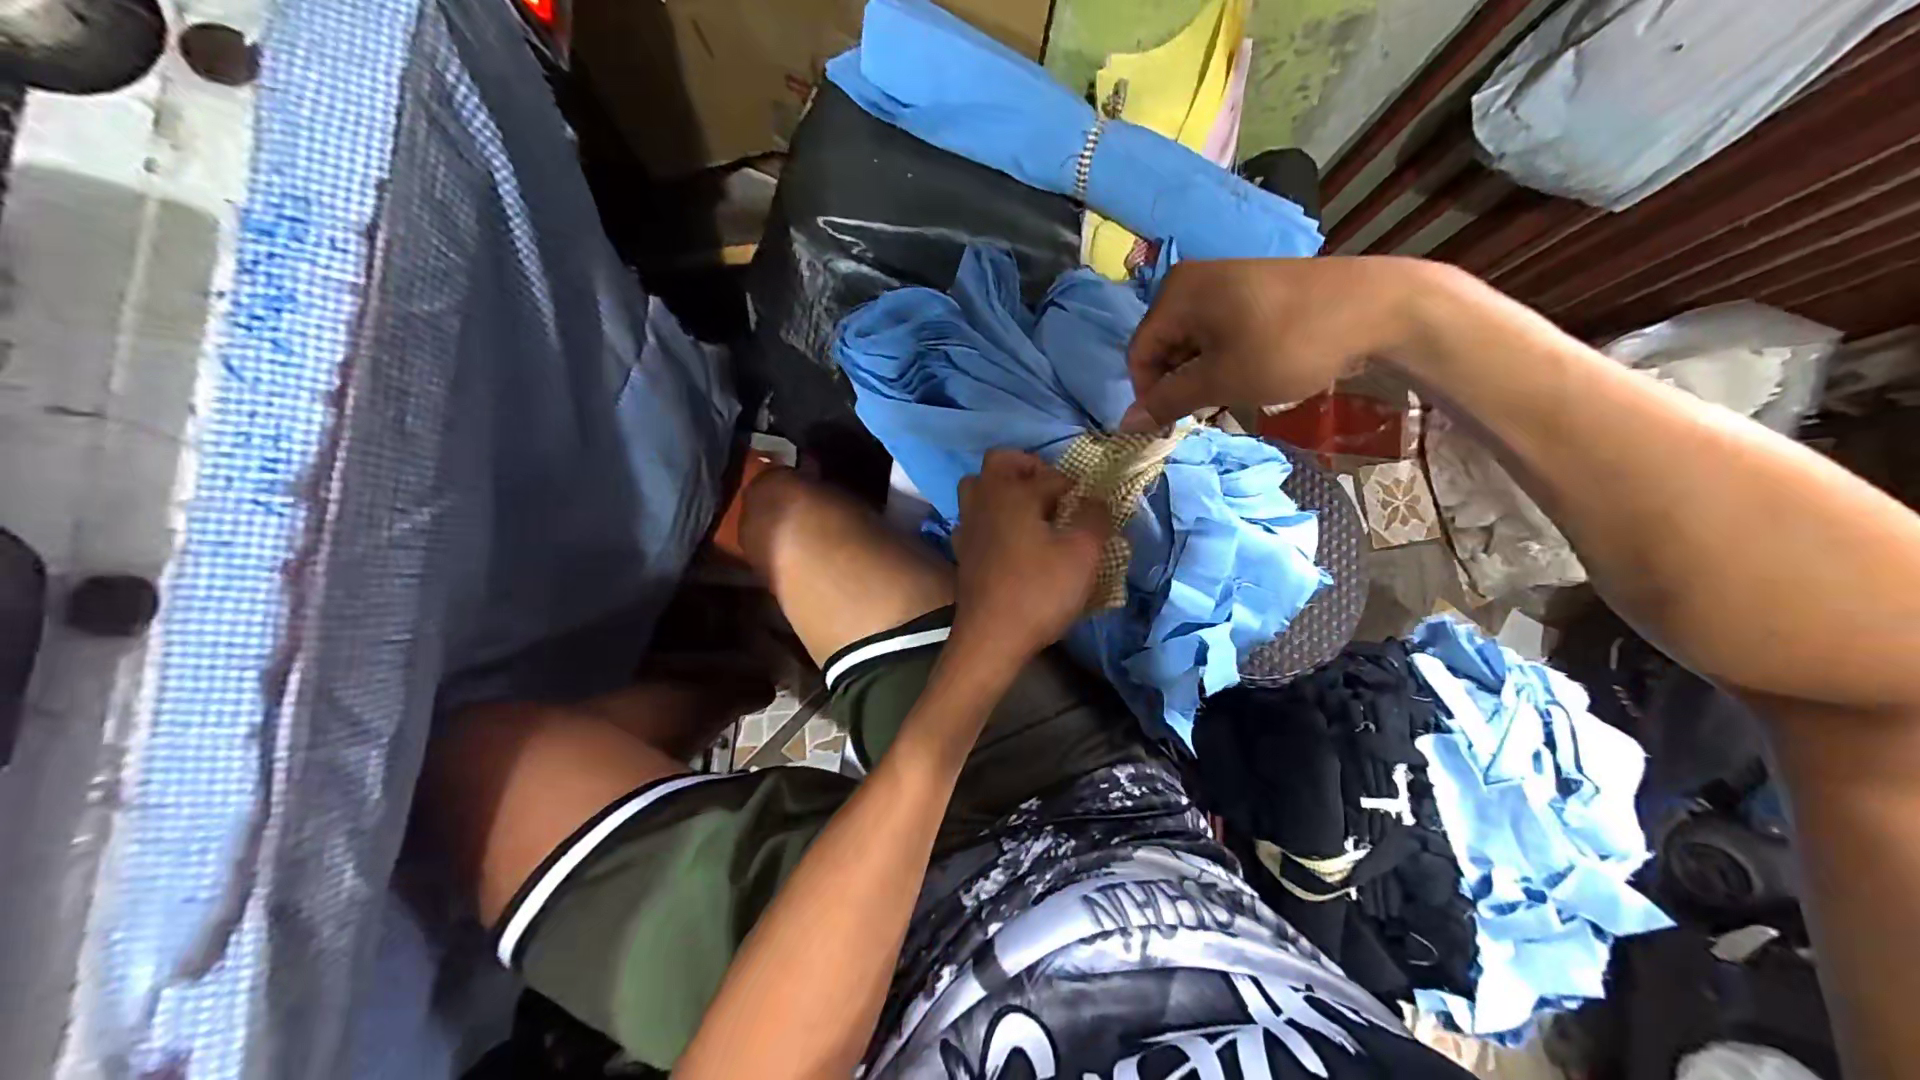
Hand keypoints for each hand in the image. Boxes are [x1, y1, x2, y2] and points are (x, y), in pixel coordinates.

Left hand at [949, 449, 1110, 673]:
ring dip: (1005, 492)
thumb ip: (1095, 517)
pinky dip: (994, 519)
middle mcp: (984, 501)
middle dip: (1029, 469)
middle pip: (1000, 463)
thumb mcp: (1082, 553)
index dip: (1075, 486)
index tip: (1091, 507)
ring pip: (981, 489)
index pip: (1050, 474)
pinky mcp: (963, 552)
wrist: (991, 638)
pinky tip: (1014, 542)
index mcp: (1011, 493)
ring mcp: (968, 526)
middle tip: (1054, 494)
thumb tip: (1096, 500)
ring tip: (1034, 515)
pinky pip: (977, 519)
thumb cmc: (1039, 591)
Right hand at [1118, 256, 1442, 430]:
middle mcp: (1191, 281)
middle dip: (1177, 383)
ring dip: (1201, 374)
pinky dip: (1221, 358)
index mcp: (1176, 294)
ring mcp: (1223, 282)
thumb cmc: (1288, 344)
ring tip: (1230, 393)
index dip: (1150, 394)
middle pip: (1163, 346)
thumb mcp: (1221, 379)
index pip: (1139, 354)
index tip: (1172, 425)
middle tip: (1205, 411)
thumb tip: (1125, 423)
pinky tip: (1246, 373)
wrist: (1377, 308)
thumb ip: (1169, 401)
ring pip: (1191, 342)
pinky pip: (1216, 331)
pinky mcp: (1250, 290)